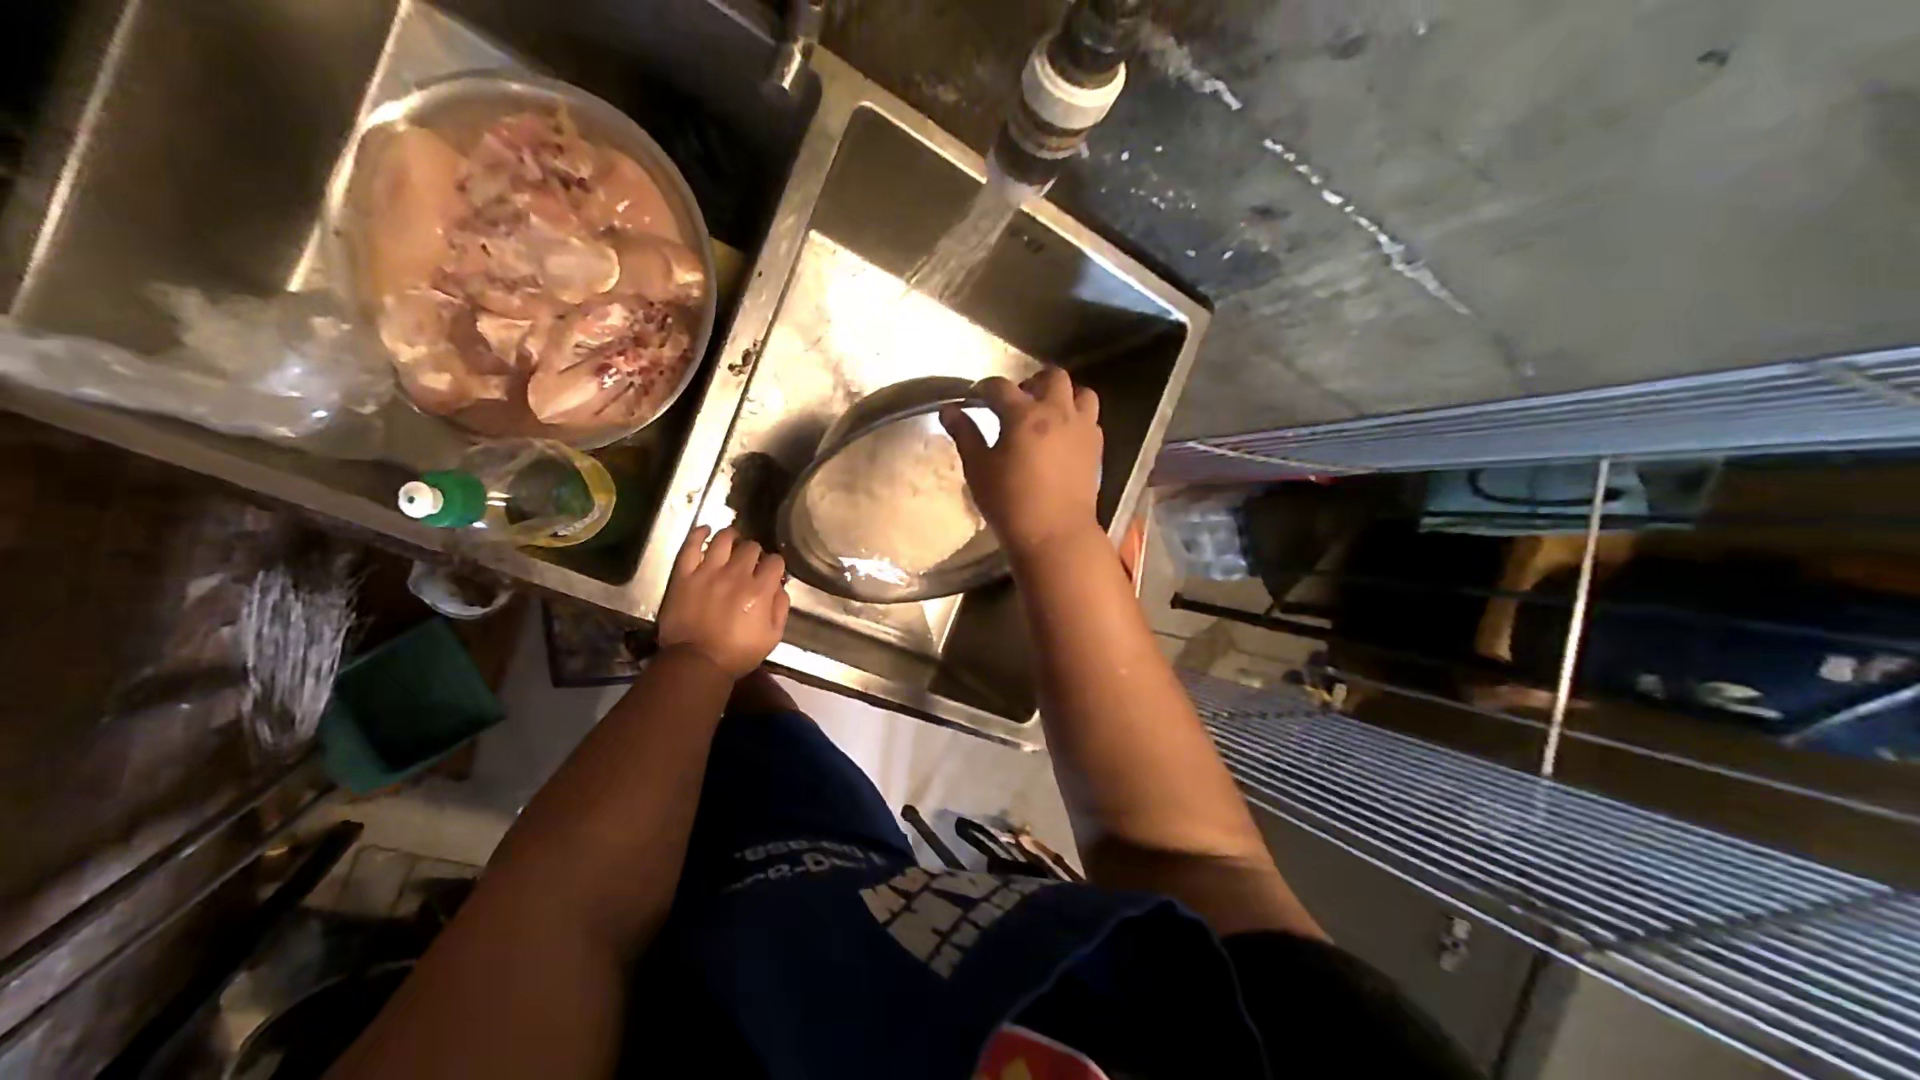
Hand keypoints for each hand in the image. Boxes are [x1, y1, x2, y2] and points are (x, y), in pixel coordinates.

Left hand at [657, 525, 789, 678]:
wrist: (696, 663)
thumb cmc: (737, 654)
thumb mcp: (773, 637)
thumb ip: (781, 609)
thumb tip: (780, 588)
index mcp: (760, 590)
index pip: (775, 561)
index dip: (775, 565)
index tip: (771, 572)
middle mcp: (736, 575)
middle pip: (750, 547)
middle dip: (754, 552)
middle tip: (750, 562)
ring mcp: (708, 572)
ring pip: (723, 540)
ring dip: (731, 537)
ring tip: (732, 541)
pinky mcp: (684, 575)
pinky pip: (690, 547)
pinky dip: (698, 534)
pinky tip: (705, 530)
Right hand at [940, 367, 1102, 559]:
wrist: (1055, 533)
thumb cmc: (1010, 502)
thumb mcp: (979, 468)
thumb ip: (965, 434)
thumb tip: (949, 411)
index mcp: (1024, 414)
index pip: (1000, 386)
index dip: (984, 388)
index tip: (975, 397)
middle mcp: (1057, 412)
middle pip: (1051, 376)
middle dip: (1031, 381)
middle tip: (1016, 401)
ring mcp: (1081, 428)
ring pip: (1080, 392)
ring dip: (1062, 395)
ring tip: (1046, 412)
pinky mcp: (1095, 447)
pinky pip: (1090, 417)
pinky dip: (1076, 416)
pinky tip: (1062, 434)